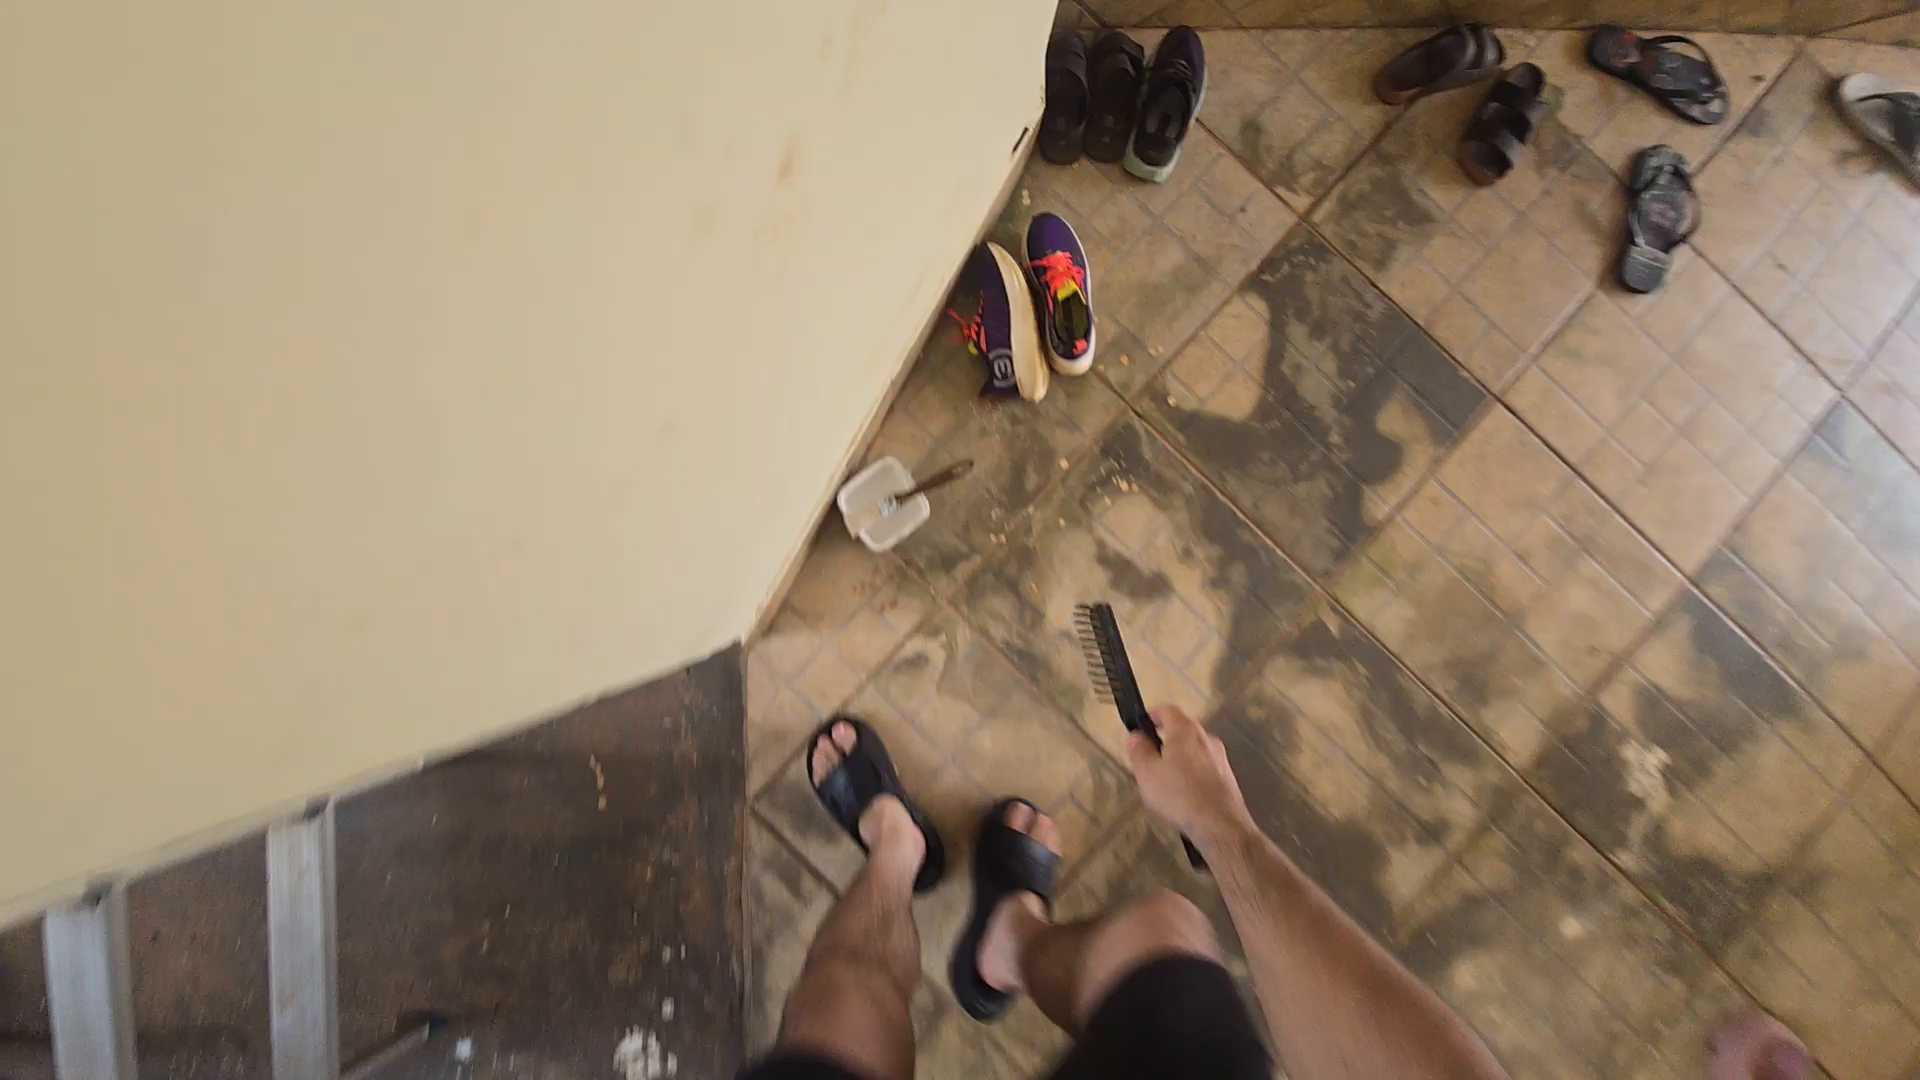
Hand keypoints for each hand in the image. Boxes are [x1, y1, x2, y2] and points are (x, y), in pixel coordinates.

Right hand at [1125, 705, 1251, 837]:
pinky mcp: (1229, 779)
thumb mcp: (1147, 773)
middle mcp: (1206, 738)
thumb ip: (1139, 750)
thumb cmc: (1179, 795)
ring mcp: (1221, 758)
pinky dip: (1193, 774)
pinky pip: (1205, 768)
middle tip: (1149, 757)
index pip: (1167, 709)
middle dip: (1164, 739)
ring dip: (1180, 758)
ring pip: (1194, 750)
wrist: (1220, 827)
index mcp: (1185, 730)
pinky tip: (1185, 795)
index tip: (1140, 726)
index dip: (1151, 714)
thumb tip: (1135, 735)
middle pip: (1182, 730)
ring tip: (1166, 780)